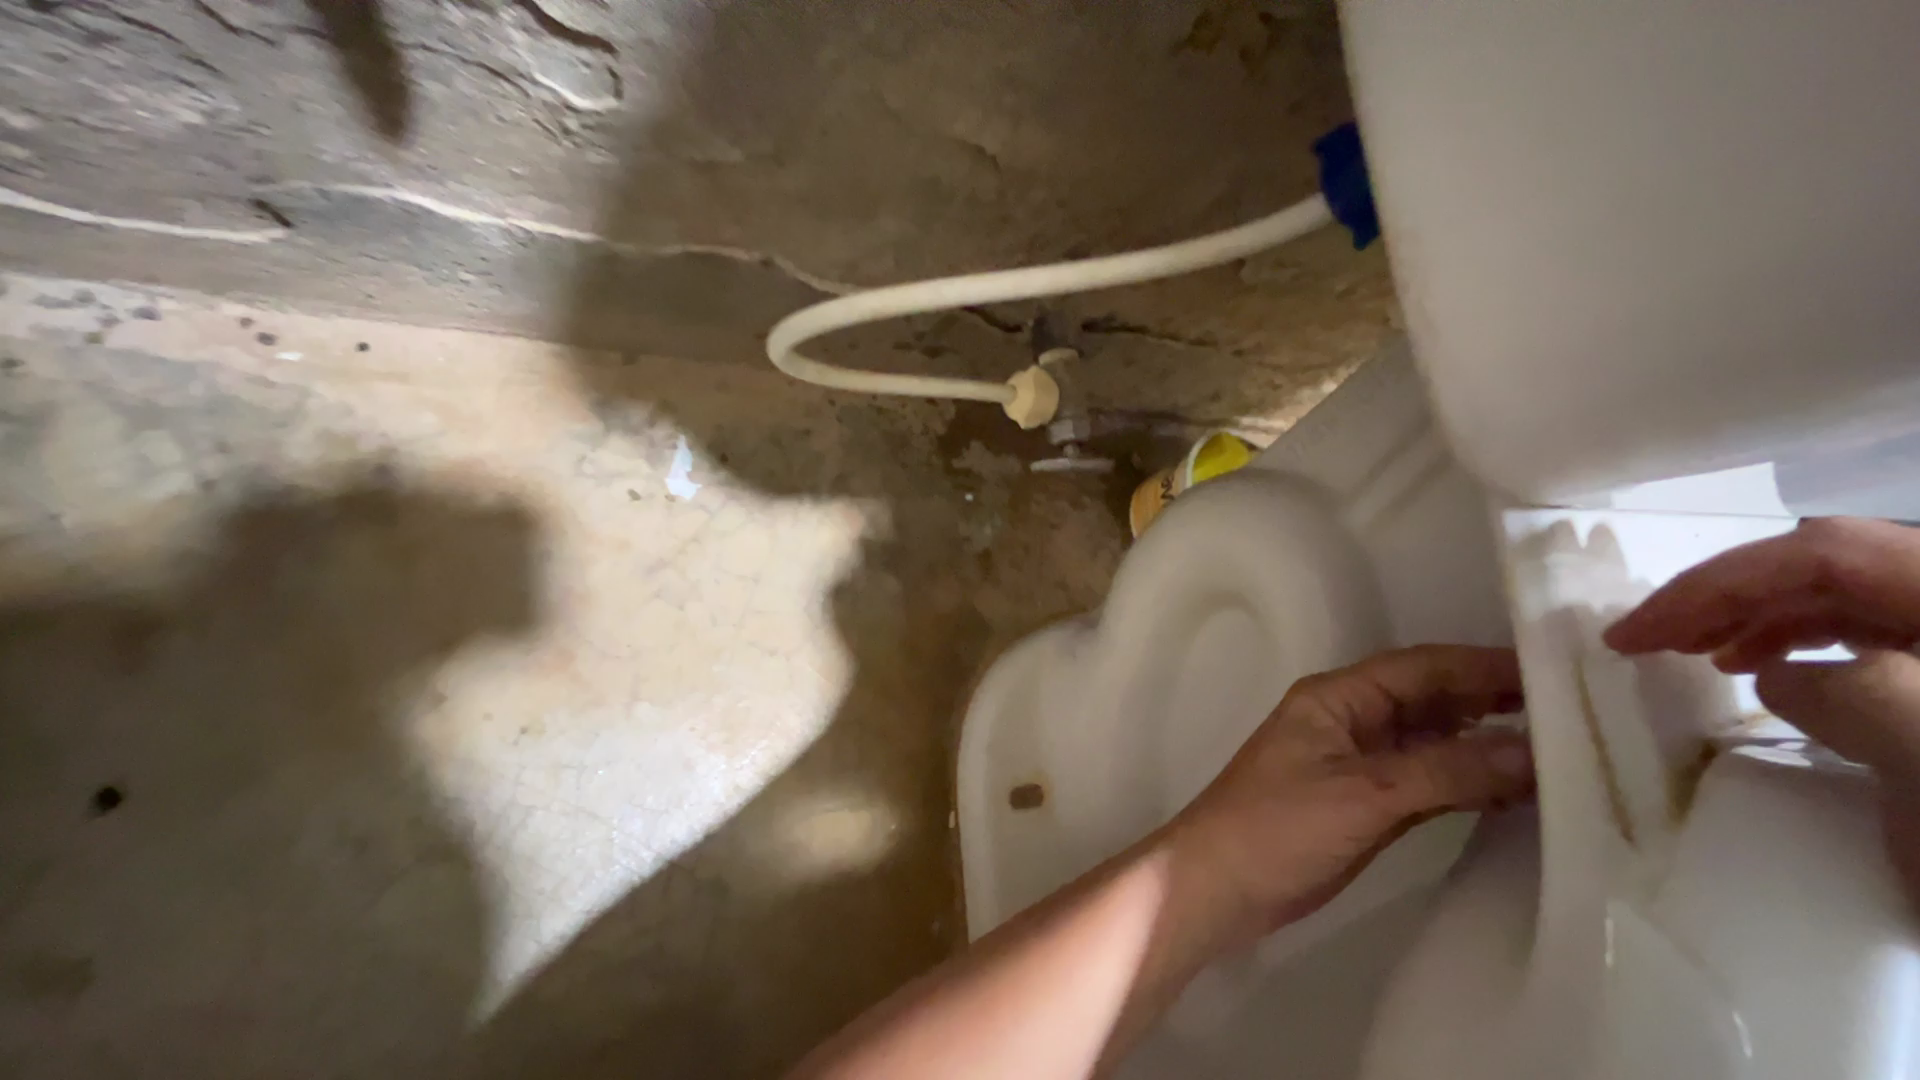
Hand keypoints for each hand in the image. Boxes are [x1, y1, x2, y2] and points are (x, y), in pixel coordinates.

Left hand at [1160, 645, 1534, 948]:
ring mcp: (1358, 761)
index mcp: (1337, 697)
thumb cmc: (1277, 826)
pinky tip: (1515, 789)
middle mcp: (1350, 719)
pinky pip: (1426, 778)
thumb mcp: (1363, 794)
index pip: (1422, 667)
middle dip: (1493, 701)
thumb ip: (1445, 771)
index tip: (1558, 673)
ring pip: (1432, 739)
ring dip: (1485, 741)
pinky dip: (1466, 779)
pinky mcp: (1365, 801)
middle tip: (1578, 712)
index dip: (1484, 666)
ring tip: (1564, 748)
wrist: (1219, 885)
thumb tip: (1534, 752)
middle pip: (1430, 698)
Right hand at [1604, 517, 1919, 776]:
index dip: (1713, 585)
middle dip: (1724, 598)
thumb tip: (1779, 677)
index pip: (1820, 553)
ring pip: (1850, 599)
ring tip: (1704, 656)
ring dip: (1759, 619)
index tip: (1633, 634)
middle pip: (1829, 567)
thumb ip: (1850, 694)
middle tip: (1649, 640)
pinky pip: (1878, 634)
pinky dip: (1810, 645)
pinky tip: (1783, 674)